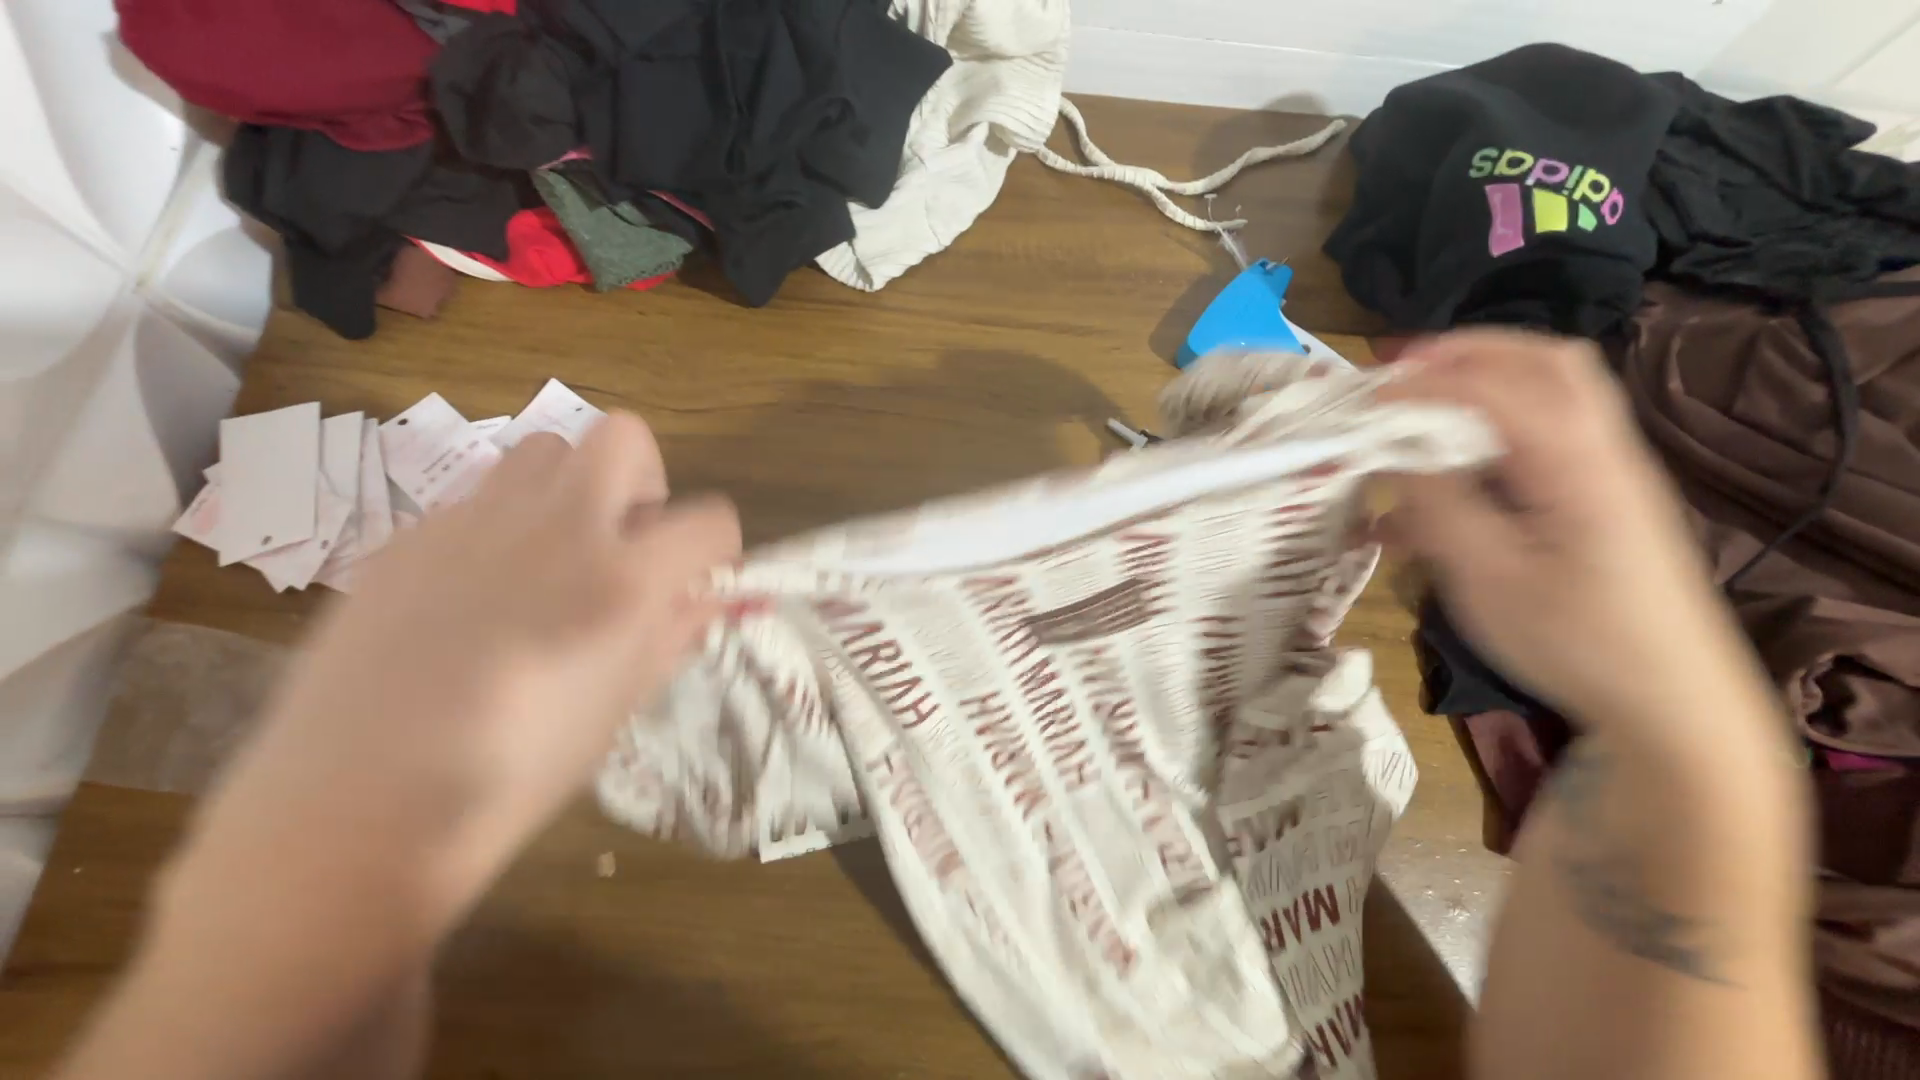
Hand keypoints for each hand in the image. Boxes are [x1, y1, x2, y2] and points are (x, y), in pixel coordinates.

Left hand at [169, 412, 740, 937]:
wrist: (354, 807)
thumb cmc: (513, 777)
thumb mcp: (616, 710)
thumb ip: (670, 637)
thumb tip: (702, 600)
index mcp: (621, 581)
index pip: (709, 520)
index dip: (717, 548)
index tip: (698, 579)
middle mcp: (556, 529)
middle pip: (623, 439)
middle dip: (644, 481)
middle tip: (625, 543)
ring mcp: (473, 523)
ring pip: (543, 451)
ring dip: (569, 489)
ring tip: (551, 559)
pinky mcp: (408, 536)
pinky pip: (475, 501)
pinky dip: (501, 527)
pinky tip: (473, 596)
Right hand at [1376, 330, 1773, 737]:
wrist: (1672, 703)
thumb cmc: (1575, 642)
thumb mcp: (1487, 577)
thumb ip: (1438, 504)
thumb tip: (1394, 453)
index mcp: (1575, 464)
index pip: (1495, 388)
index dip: (1425, 382)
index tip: (1365, 395)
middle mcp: (1601, 451)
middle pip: (1546, 362)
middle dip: (1469, 353)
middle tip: (1405, 368)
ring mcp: (1607, 474)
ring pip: (1550, 396)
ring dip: (1481, 386)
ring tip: (1419, 403)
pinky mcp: (1600, 502)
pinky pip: (1543, 443)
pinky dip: (1490, 435)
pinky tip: (1439, 481)